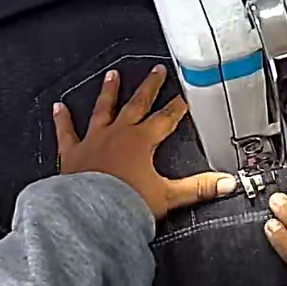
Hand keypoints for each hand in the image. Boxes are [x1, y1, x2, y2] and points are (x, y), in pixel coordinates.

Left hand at [54, 65, 236, 219]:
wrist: (89, 215)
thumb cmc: (126, 205)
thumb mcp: (168, 196)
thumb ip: (199, 188)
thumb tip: (228, 183)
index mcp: (142, 141)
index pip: (166, 118)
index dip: (177, 107)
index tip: (185, 95)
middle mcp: (118, 134)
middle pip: (137, 104)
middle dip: (149, 87)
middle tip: (157, 71)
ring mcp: (94, 140)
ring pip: (103, 110)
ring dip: (109, 92)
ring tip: (112, 75)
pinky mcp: (72, 153)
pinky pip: (67, 132)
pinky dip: (62, 120)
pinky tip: (58, 107)